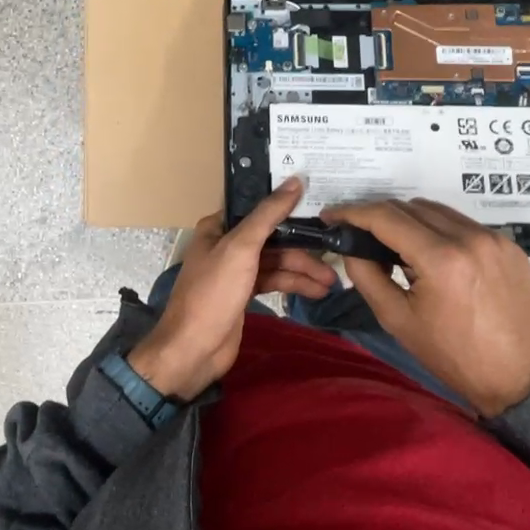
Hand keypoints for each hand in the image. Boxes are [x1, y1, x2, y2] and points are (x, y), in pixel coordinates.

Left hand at [128, 177, 331, 398]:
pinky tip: (315, 291)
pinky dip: (293, 284)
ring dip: (302, 270)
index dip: (287, 206)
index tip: (321, 205)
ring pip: (275, 262)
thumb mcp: (241, 248)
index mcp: (217, 228)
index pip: (258, 209)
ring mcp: (235, 271)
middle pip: (272, 238)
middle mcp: (225, 245)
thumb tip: (295, 181)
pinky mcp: (242, 294)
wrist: (194, 348)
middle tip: (335, 256)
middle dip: (302, 248)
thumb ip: (268, 215)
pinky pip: (273, 281)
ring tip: (331, 283)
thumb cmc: (213, 293)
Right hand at [321, 198, 529, 416]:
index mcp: (441, 258)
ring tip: (392, 246)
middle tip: (357, 235)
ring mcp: (494, 239)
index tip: (331, 217)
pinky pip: (460, 223)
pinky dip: (436, 229)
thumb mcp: (395, 317)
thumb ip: (365, 274)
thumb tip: (350, 245)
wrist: (516, 376)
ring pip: (435, 210)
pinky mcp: (508, 245)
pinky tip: (428, 253)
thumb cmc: (450, 353)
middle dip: (376, 216)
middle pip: (409, 207)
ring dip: (407, 219)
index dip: (351, 213)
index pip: (385, 217)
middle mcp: (470, 238)